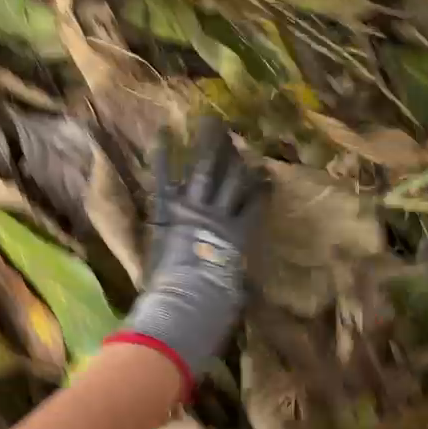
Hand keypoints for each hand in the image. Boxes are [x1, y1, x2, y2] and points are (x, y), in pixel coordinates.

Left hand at [110, 118, 266, 384]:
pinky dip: (163, 156)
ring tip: (210, 120)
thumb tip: (240, 288)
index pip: (255, 203)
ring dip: (207, 144)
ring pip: (204, 170)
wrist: (187, 305)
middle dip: (234, 154)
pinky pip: (165, 179)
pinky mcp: (167, 210)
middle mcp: (218, 215)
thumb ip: (236, 280)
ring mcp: (193, 209)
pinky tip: (163, 134)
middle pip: (231, 178)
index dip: (261, 186)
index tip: (264, 170)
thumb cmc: (214, 308)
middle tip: (235, 131)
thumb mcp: (233, 293)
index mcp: (239, 235)